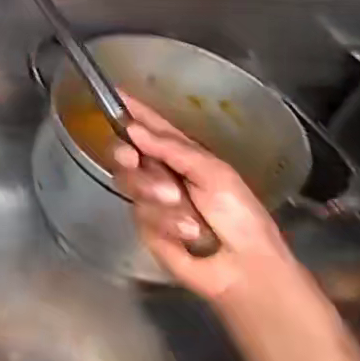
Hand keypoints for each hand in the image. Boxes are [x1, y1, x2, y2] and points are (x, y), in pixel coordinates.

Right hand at [110, 94, 301, 302]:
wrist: (243, 267)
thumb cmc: (240, 215)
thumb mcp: (213, 172)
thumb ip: (172, 149)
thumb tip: (134, 129)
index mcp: (183, 155)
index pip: (153, 127)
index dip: (135, 111)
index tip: (115, 93)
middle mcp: (162, 174)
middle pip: (127, 153)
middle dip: (127, 155)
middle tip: (132, 158)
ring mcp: (152, 202)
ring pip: (131, 184)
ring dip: (158, 195)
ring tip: (187, 212)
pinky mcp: (147, 229)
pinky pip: (142, 215)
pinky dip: (168, 223)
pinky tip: (190, 234)